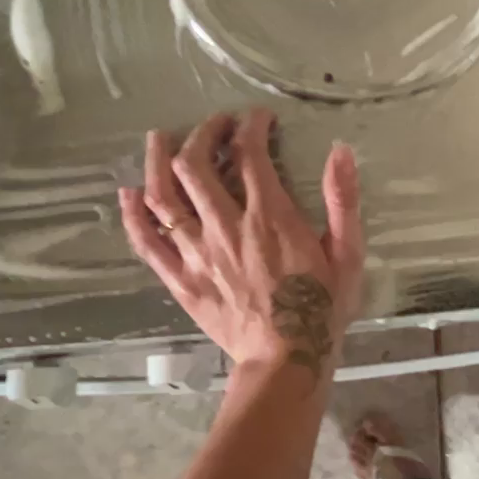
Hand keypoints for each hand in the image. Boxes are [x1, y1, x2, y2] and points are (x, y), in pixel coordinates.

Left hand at [118, 109, 364, 379]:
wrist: (285, 359)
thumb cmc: (323, 308)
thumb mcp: (348, 254)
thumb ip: (343, 200)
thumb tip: (340, 151)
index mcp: (270, 217)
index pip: (251, 154)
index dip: (251, 127)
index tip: (259, 119)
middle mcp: (226, 227)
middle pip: (195, 164)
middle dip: (203, 134)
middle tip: (216, 126)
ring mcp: (197, 253)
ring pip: (162, 195)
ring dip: (157, 160)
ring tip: (161, 139)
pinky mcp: (180, 279)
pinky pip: (146, 242)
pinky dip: (133, 214)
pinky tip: (129, 194)